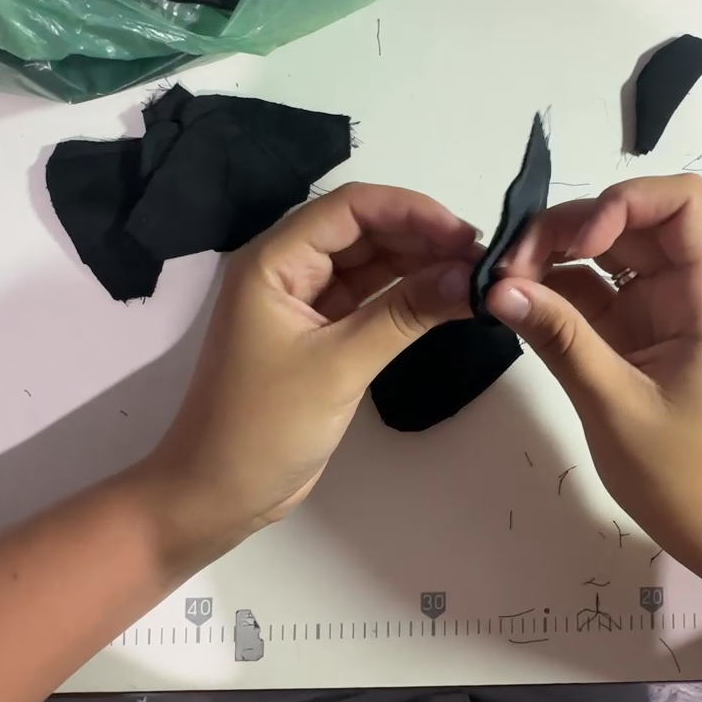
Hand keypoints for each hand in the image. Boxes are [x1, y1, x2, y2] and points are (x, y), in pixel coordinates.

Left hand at [140, 184, 478, 565]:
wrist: (220, 493)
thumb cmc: (264, 426)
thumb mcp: (339, 365)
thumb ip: (405, 314)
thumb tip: (468, 275)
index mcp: (274, 260)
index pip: (350, 208)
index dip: (412, 211)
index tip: (466, 234)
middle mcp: (288, 270)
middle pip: (363, 232)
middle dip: (422, 237)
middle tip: (481, 259)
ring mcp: (305, 304)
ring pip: (370, 266)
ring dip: (419, 266)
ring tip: (474, 276)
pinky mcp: (321, 336)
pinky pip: (370, 301)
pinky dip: (406, 299)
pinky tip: (446, 299)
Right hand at [486, 174, 701, 589]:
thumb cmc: (679, 472)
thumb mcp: (613, 404)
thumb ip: (559, 340)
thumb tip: (497, 289)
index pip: (681, 206)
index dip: (627, 203)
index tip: (577, 242)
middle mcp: (681, 292)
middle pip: (629, 222)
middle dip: (568, 229)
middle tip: (511, 266)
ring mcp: (652, 311)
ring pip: (602, 253)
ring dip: (552, 255)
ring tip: (504, 282)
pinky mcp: (625, 334)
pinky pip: (587, 293)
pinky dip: (550, 290)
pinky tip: (515, 302)